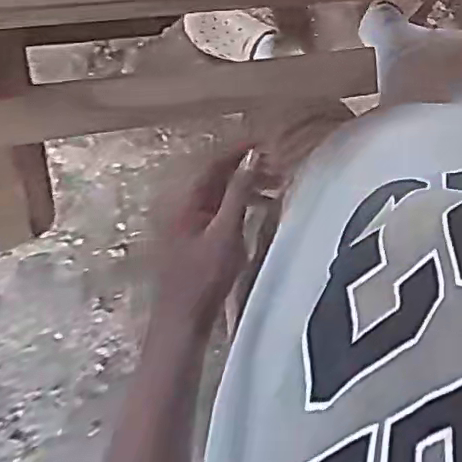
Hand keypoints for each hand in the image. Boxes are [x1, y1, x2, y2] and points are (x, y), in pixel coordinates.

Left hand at [149, 142, 259, 334]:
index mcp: (185, 202)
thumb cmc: (203, 279)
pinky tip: (264, 206)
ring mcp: (191, 223)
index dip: (239, 148)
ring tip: (277, 183)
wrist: (183, 323)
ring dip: (248, 183)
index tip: (266, 139)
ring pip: (222, 191)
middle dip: (247, 165)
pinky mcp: (200, 237)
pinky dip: (244, 201)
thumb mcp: (226, 231)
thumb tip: (252, 157)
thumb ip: (239, 192)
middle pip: (217, 175)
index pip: (213, 162)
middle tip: (278, 162)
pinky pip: (224, 207)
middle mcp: (184, 207)